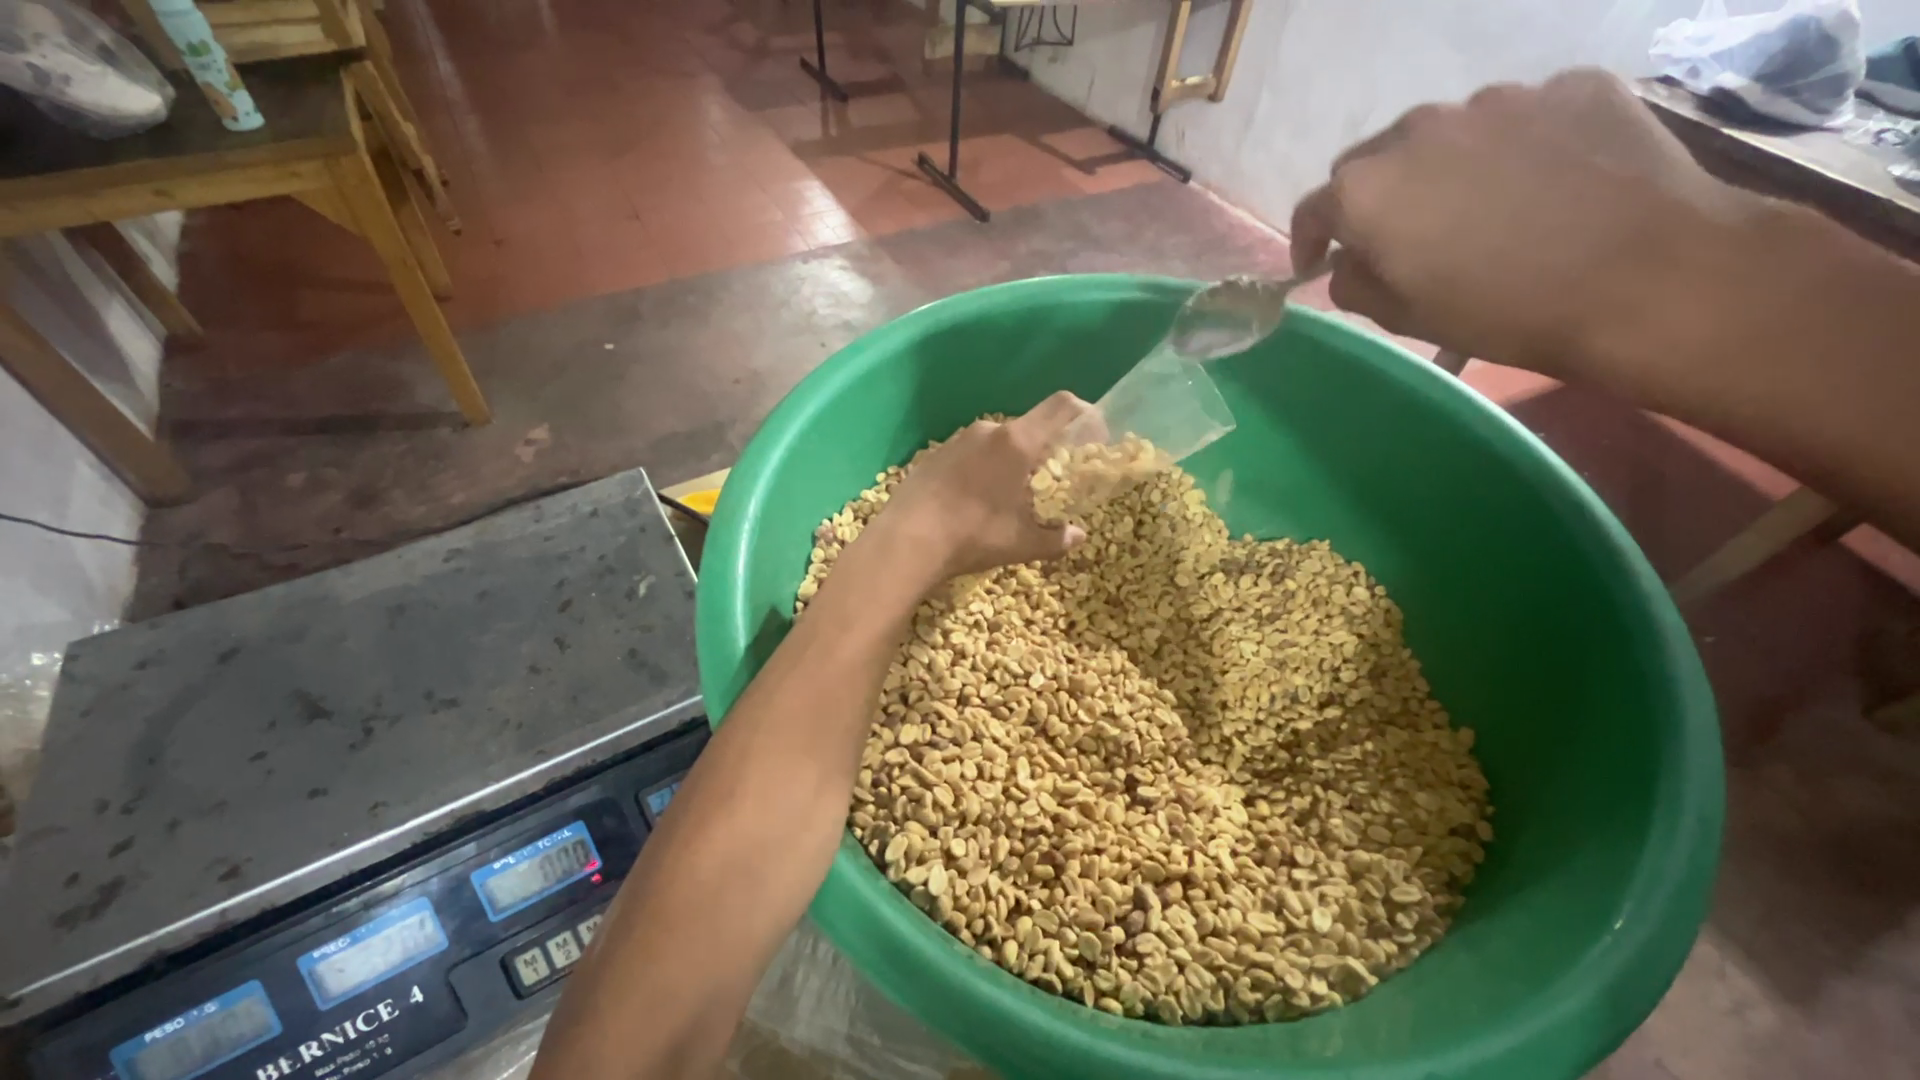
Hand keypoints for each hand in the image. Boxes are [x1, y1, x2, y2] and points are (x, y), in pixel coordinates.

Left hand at [865, 392, 1090, 582]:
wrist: (906, 541)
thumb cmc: (973, 536)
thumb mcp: (1021, 543)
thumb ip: (1056, 538)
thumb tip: (1078, 536)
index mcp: (1016, 442)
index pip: (1061, 407)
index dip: (1085, 414)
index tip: (1094, 437)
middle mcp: (987, 431)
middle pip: (1028, 428)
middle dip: (1045, 451)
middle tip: (1050, 482)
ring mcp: (956, 440)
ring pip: (997, 443)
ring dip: (1010, 462)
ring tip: (1010, 496)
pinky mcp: (933, 454)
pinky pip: (970, 454)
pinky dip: (982, 470)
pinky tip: (975, 501)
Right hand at [1290, 69, 1763, 377]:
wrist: (1647, 275)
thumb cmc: (1503, 310)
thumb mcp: (1405, 316)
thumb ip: (1356, 282)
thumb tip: (1348, 261)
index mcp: (1367, 189)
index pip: (1313, 209)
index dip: (1309, 240)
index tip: (1317, 264)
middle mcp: (1420, 129)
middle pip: (1376, 162)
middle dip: (1377, 199)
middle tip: (1403, 238)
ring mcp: (1499, 100)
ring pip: (1448, 135)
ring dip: (1446, 168)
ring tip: (1483, 208)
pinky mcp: (1571, 87)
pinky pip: (1523, 120)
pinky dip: (1519, 149)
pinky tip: (1546, 185)